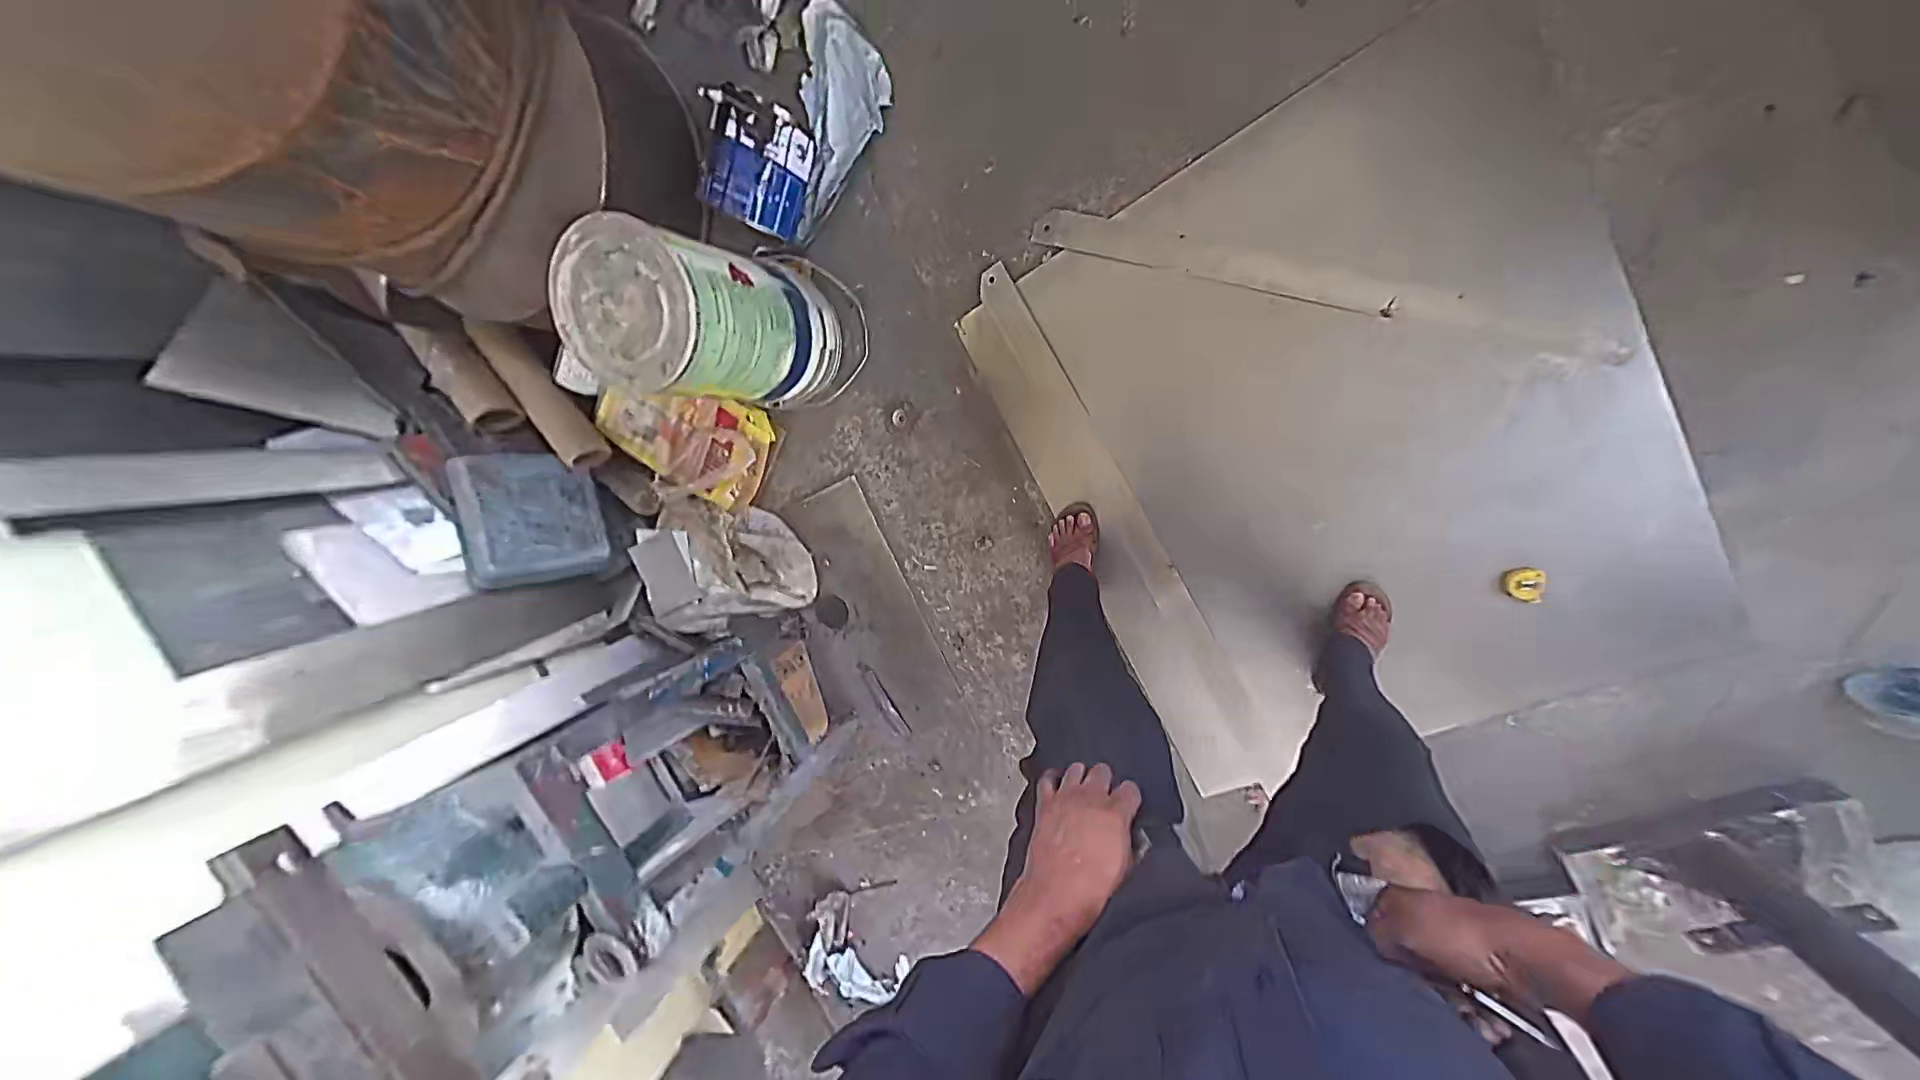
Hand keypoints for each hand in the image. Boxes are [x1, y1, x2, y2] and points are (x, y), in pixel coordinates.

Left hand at [1016, 762, 1142, 929]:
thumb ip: (1130, 843)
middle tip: (1105, 796)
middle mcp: (1091, 798)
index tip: (1128, 804)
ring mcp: (1066, 797)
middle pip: (1103, 770)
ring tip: (1083, 790)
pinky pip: (1048, 778)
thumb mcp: (1125, 868)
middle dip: (1106, 781)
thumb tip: (1129, 837)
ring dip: (1082, 777)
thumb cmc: (1090, 888)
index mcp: (1115, 813)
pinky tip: (1058, 786)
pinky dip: (1054, 779)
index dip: (1130, 797)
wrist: (1056, 895)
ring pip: (1077, 768)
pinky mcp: (1045, 803)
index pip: (1130, 789)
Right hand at [1367, 886, 1631, 1024]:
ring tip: (1466, 1008)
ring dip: (1449, 1001)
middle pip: (1407, 956)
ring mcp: (1461, 946)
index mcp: (1411, 897)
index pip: (1376, 916)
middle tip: (1432, 987)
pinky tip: (1480, 1014)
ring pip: (1436, 982)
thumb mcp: (1405, 923)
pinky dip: (1471, 1011)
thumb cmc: (1474, 936)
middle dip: (1420, 981)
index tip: (1390, 959)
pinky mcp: (1485, 975)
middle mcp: (1434, 918)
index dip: (1380, 942)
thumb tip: (1368, 935)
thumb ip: (1375, 924)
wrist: (1534, 966)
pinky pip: (1464, 998)